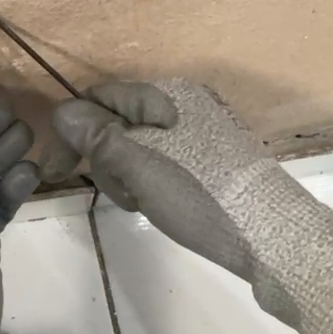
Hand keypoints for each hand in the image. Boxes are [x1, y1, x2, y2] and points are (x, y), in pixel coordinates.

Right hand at [48, 78, 332, 333]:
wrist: (271, 238)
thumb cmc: (199, 196)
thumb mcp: (138, 165)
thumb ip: (97, 135)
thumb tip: (61, 110)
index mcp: (167, 95)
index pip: (100, 97)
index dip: (75, 129)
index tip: (64, 167)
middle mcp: (184, 104)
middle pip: (117, 122)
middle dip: (106, 158)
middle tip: (120, 191)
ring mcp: (200, 131)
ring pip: (137, 146)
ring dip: (127, 175)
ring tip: (142, 203)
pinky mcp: (212, 158)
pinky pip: (162, 161)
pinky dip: (150, 181)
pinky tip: (160, 204)